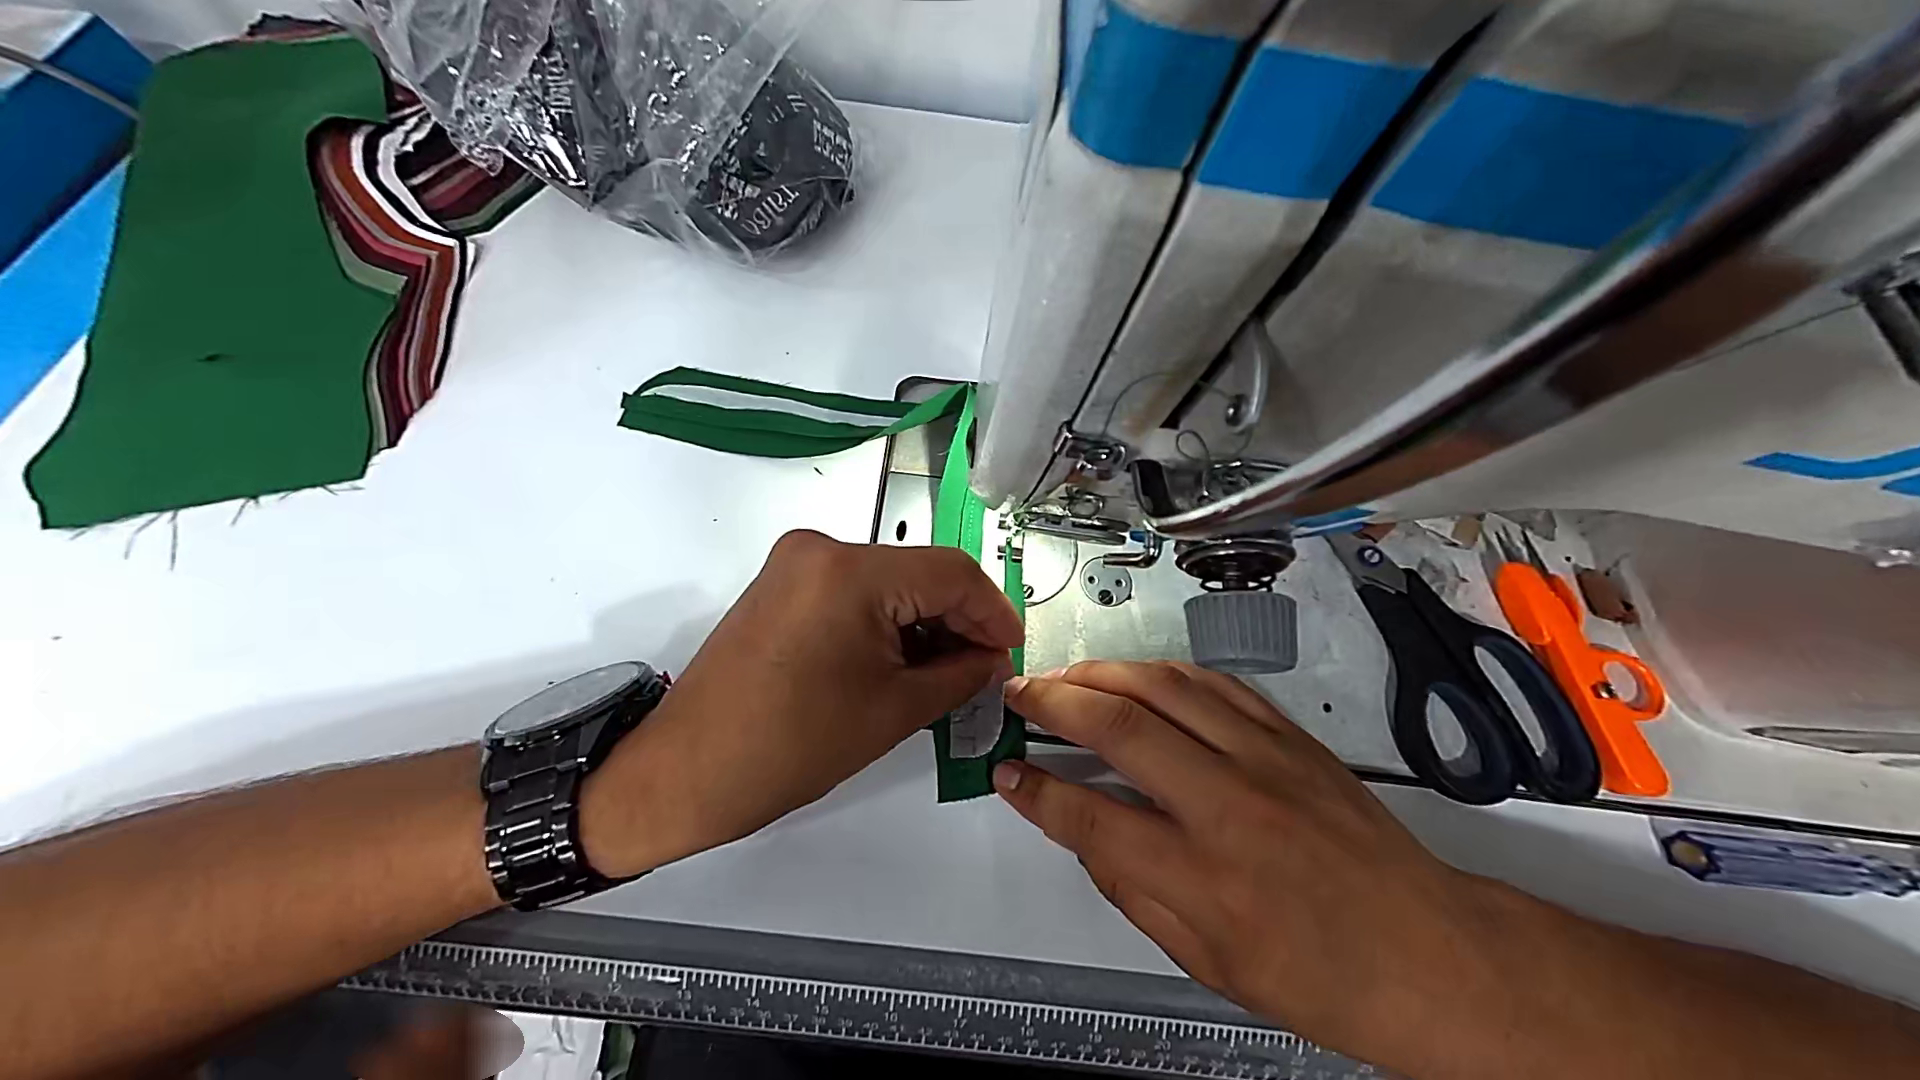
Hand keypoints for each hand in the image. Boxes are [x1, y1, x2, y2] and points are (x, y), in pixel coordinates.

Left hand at [581, 531, 1020, 877]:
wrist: (685, 772)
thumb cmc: (790, 746)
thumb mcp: (894, 710)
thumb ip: (961, 674)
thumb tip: (992, 659)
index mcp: (849, 571)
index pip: (952, 573)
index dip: (993, 612)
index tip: (1011, 650)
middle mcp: (821, 548)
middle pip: (919, 572)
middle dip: (959, 620)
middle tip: (983, 668)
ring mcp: (796, 562)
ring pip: (889, 581)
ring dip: (924, 621)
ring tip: (948, 671)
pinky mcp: (783, 583)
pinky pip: (855, 590)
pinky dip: (887, 620)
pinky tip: (905, 659)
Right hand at [995, 662, 1523, 1074]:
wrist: (1435, 955)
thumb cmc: (1324, 977)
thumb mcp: (1210, 963)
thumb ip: (1133, 891)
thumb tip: (1084, 833)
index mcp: (1204, 876)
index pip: (1091, 816)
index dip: (1035, 792)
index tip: (1006, 773)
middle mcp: (1230, 804)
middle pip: (1119, 727)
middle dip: (1053, 702)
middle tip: (1018, 694)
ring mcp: (1264, 759)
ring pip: (1162, 687)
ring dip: (1101, 673)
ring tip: (1065, 676)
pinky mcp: (1290, 737)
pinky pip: (1213, 683)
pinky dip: (1163, 672)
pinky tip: (1138, 676)